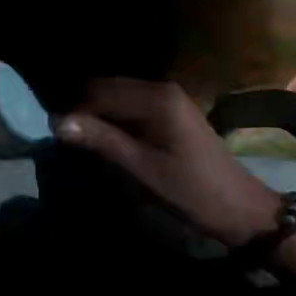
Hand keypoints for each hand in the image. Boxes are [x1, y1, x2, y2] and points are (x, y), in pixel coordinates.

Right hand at [56, 78, 278, 245]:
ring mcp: (170, 98)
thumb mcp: (142, 168)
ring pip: (119, 96)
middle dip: (86, 109)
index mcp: (157, 98)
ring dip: (100, 114)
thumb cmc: (191, 190)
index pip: (100, 92)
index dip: (75, 111)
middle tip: (67, 140)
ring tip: (84, 142)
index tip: (55, 136)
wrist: (239, 207)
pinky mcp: (172, 111)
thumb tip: (59, 122)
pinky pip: (133, 105)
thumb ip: (102, 141)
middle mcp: (162, 88)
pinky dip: (116, 119)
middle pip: (109, 88)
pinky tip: (108, 141)